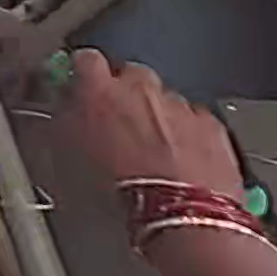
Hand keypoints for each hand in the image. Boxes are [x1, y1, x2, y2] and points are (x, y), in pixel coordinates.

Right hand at [57, 49, 244, 194]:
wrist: (179, 217)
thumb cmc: (117, 187)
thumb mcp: (67, 149)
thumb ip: (65, 114)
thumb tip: (64, 103)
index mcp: (98, 88)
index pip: (86, 58)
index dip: (85, 71)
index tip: (83, 84)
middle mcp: (138, 87)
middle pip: (130, 74)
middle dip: (126, 90)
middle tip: (121, 119)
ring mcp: (177, 105)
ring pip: (165, 96)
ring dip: (159, 112)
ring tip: (156, 146)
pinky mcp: (212, 127)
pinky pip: (198, 119)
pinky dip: (191, 131)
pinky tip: (186, 155)